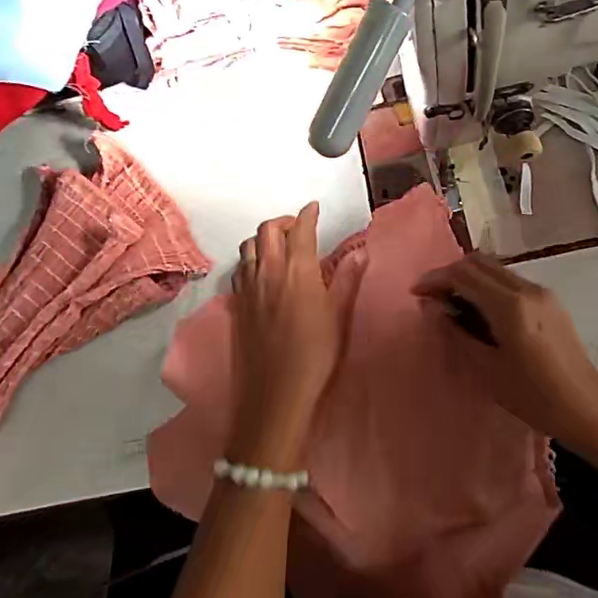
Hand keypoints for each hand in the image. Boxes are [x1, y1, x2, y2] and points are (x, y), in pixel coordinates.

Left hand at [231, 203, 338, 443]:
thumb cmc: (316, 352)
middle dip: (284, 222)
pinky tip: (262, 271)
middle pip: (268, 230)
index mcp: (298, 269)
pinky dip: (251, 259)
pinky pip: (240, 268)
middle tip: (299, 227)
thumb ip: (347, 278)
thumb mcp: (339, 314)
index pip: (300, 230)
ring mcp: (249, 286)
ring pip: (249, 246)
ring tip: (279, 246)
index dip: (307, 215)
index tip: (314, 208)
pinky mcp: (238, 303)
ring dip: (264, 237)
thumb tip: (359, 251)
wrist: (277, 389)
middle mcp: (268, 270)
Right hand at [412, 254, 597, 450]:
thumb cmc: (533, 397)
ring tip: (452, 305)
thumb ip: (458, 333)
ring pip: (497, 270)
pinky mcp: (551, 302)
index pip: (464, 274)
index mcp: (510, 305)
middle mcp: (527, 289)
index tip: (416, 293)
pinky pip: (511, 282)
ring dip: (471, 279)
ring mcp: (543, 293)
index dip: (435, 278)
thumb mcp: (488, 369)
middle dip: (451, 273)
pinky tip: (481, 312)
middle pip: (481, 263)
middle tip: (431, 297)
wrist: (586, 407)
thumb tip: (434, 308)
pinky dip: (489, 287)